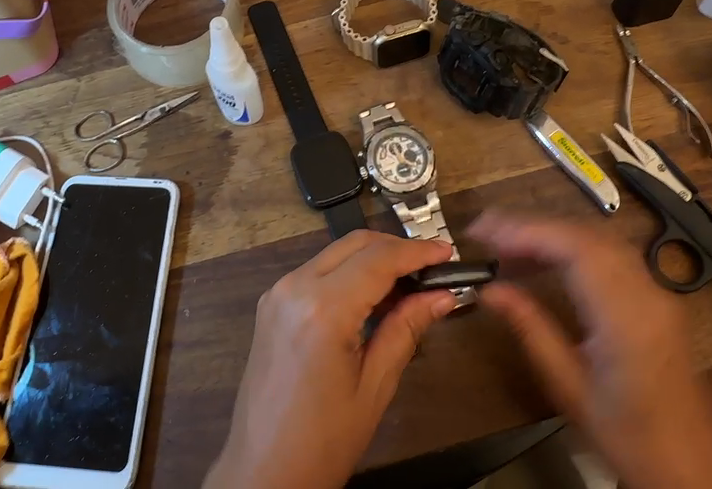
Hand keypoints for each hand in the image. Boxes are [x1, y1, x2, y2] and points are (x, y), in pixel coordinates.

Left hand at [203, 231, 459, 488]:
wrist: (264, 471)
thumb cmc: (324, 439)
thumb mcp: (375, 386)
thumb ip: (405, 330)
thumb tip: (441, 296)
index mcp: (322, 308)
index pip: (377, 259)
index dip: (416, 252)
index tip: (446, 251)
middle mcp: (294, 287)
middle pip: (353, 244)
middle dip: (395, 248)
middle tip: (432, 266)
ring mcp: (277, 292)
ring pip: (334, 253)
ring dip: (371, 258)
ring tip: (409, 283)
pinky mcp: (271, 304)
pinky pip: (316, 271)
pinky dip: (347, 272)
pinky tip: (372, 295)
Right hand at [470, 211, 711, 488]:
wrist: (696, 466)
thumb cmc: (630, 436)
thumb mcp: (570, 388)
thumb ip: (531, 329)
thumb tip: (490, 290)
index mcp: (626, 317)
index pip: (573, 248)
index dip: (525, 230)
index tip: (483, 230)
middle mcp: (647, 293)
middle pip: (586, 235)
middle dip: (533, 227)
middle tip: (487, 236)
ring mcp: (658, 293)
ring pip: (599, 239)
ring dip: (552, 235)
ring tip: (509, 249)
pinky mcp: (657, 298)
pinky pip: (611, 254)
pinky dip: (572, 247)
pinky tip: (547, 262)